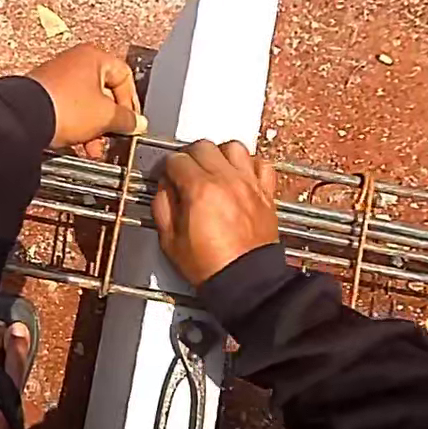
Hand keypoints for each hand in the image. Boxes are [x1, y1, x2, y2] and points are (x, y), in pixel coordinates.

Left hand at [26, 44, 145, 152]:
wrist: (25, 119)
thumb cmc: (66, 107)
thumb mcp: (106, 116)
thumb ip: (127, 119)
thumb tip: (137, 123)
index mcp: (93, 57)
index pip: (124, 76)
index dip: (131, 101)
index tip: (131, 121)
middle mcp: (75, 62)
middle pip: (104, 93)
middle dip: (110, 121)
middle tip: (113, 136)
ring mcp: (57, 78)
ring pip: (86, 105)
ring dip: (94, 129)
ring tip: (93, 148)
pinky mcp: (44, 95)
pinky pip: (68, 110)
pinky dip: (77, 127)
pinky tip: (78, 145)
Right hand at [152, 140, 279, 284]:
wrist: (246, 282)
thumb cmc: (211, 266)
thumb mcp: (170, 240)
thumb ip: (162, 206)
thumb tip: (164, 187)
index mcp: (200, 190)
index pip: (177, 160)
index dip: (167, 168)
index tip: (166, 176)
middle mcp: (227, 181)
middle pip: (203, 146)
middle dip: (189, 156)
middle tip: (185, 171)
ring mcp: (249, 184)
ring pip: (234, 147)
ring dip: (219, 154)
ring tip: (213, 168)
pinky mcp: (265, 193)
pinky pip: (261, 164)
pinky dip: (249, 164)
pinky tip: (239, 175)